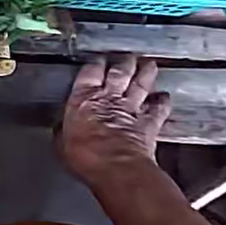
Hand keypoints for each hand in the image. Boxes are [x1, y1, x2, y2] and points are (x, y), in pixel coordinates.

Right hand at [57, 54, 170, 181]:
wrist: (116, 168)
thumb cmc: (84, 154)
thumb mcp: (61, 142)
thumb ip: (63, 130)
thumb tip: (60, 129)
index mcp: (83, 98)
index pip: (89, 72)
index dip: (95, 63)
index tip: (97, 59)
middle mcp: (108, 98)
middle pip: (119, 73)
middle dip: (123, 63)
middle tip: (128, 56)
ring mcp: (130, 110)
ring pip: (140, 85)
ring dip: (146, 74)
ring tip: (149, 65)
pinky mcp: (149, 124)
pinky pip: (158, 109)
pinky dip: (163, 102)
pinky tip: (165, 97)